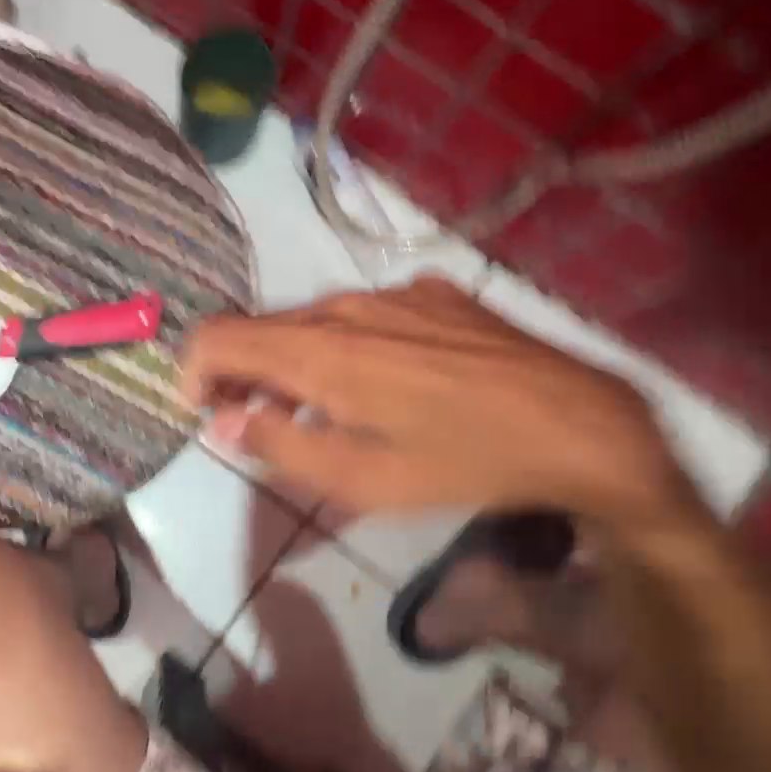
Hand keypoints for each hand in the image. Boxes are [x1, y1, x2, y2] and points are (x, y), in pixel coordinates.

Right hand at [179, 278, 706, 529]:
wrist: (577, 424)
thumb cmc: (461, 462)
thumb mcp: (361, 478)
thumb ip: (279, 446)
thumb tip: (222, 423)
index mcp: (320, 349)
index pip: (218, 336)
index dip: (193, 371)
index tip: (203, 413)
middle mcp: (347, 305)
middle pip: (262, 327)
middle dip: (241, 373)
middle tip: (254, 424)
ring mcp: (395, 293)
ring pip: (312, 320)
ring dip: (293, 363)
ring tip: (318, 413)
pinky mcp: (434, 294)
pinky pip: (362, 314)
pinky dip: (343, 347)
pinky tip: (380, 385)